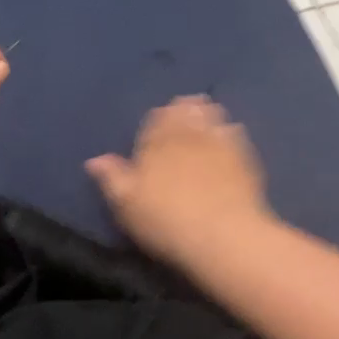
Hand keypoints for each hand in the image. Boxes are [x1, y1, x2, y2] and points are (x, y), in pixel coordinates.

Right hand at [86, 96, 273, 263]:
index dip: (157, 118)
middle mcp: (187, 137)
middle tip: (185, 103)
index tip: (159, 116)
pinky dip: (230, 129)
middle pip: (184, 115)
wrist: (222, 235)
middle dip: (183, 109)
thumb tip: (94, 160)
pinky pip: (235, 135)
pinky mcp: (244, 160)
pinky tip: (232, 130)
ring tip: (206, 109)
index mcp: (155, 143)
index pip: (155, 120)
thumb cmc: (165, 220)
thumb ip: (112, 178)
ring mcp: (218, 146)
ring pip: (210, 119)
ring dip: (206, 113)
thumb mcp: (126, 203)